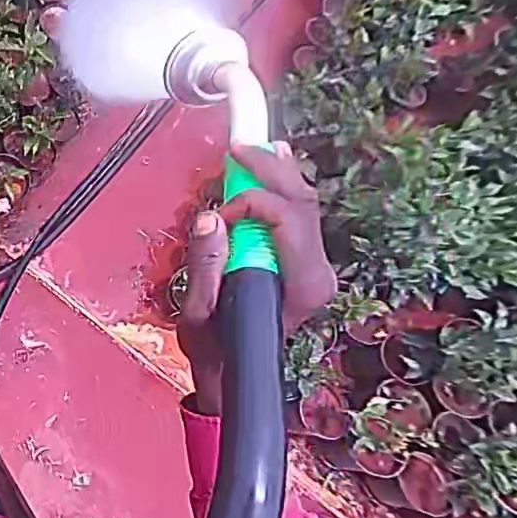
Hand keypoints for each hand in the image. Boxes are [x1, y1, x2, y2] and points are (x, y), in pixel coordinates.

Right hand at [179, 141, 338, 414]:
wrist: (233, 370)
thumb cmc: (216, 347)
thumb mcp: (200, 311)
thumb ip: (206, 265)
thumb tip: (211, 218)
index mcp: (301, 286)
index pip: (287, 218)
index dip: (252, 200)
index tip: (218, 208)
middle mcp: (316, 273)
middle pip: (301, 201)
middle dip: (269, 168)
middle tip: (238, 147)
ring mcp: (313, 266)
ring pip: (303, 203)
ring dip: (277, 172)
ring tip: (251, 149)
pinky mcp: (302, 260)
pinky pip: (297, 214)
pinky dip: (280, 186)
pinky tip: (272, 165)